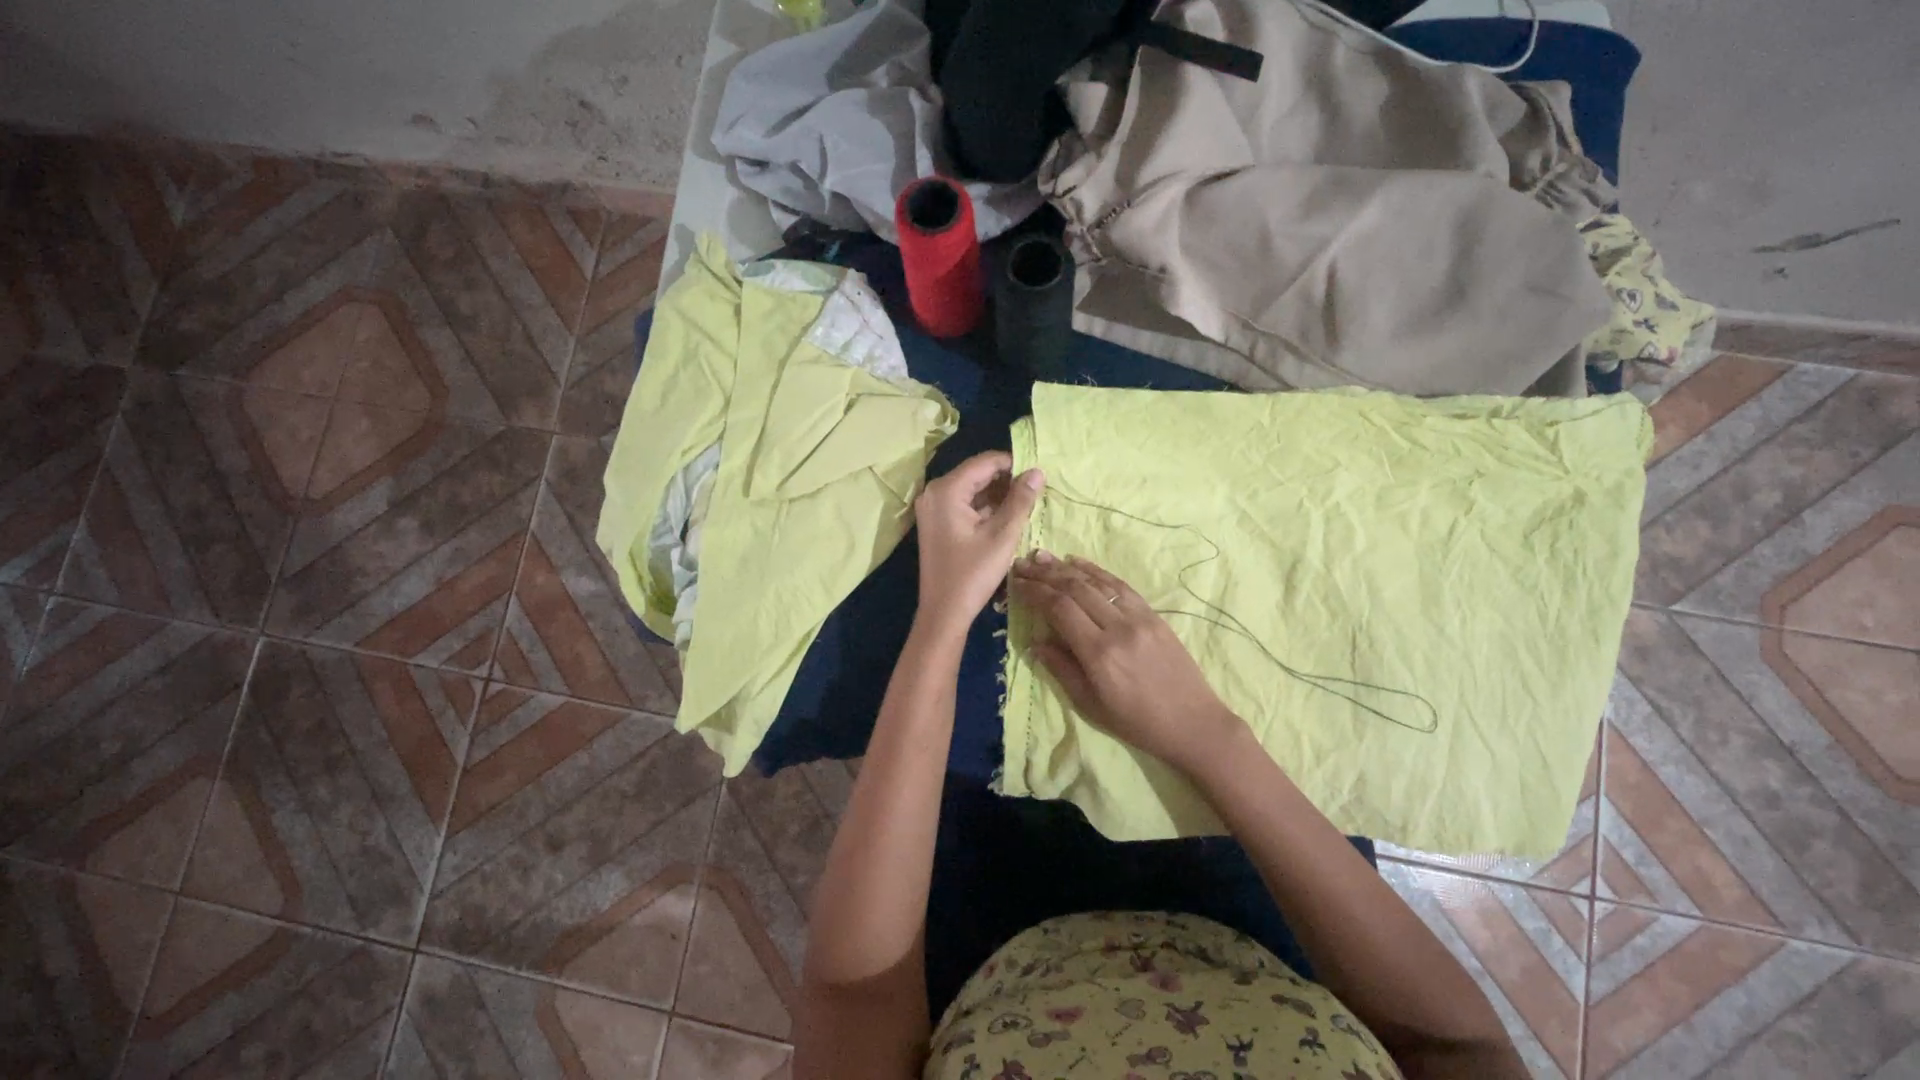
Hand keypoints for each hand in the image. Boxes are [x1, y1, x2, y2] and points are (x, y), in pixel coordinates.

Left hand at [913, 451, 1043, 634]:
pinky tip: (1007, 518)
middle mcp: (934, 492)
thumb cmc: (973, 574)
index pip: (986, 462)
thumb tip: (1037, 471)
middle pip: (977, 474)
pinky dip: (985, 508)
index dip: (1014, 464)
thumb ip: (1020, 500)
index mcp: (947, 489)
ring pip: (972, 489)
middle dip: (1007, 480)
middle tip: (1035, 492)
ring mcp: (932, 507)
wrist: (943, 612)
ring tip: (1026, 505)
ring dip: (998, 495)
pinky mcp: (936, 522)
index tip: (1039, 476)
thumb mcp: (1002, 535)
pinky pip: (964, 504)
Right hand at [1010, 553, 1245, 774]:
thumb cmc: (1136, 722)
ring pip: (1097, 582)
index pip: (1059, 609)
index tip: (1016, 585)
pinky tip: (1077, 562)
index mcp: (1098, 653)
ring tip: (1042, 557)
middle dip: (1044, 574)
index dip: (1035, 593)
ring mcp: (1139, 618)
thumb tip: (1035, 643)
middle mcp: (1118, 628)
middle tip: (1022, 565)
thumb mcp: (1090, 704)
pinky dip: (1096, 571)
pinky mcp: (1153, 615)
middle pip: (1074, 589)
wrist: (1192, 722)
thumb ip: (1061, 669)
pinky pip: (1120, 585)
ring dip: (1066, 568)